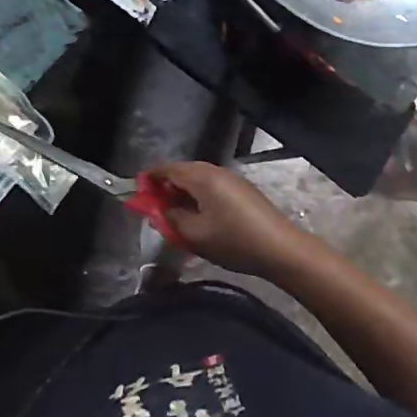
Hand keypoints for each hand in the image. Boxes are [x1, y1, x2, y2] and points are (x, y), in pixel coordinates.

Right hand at [146, 161, 316, 275]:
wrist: (279, 247)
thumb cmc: (234, 241)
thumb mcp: (195, 234)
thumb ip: (172, 219)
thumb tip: (161, 210)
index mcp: (204, 177)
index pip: (170, 169)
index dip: (151, 178)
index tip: (137, 190)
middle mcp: (218, 171)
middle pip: (185, 171)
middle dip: (167, 185)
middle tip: (153, 205)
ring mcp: (233, 180)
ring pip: (200, 180)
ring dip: (184, 192)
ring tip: (172, 213)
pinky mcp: (243, 191)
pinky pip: (213, 187)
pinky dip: (199, 196)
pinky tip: (196, 215)